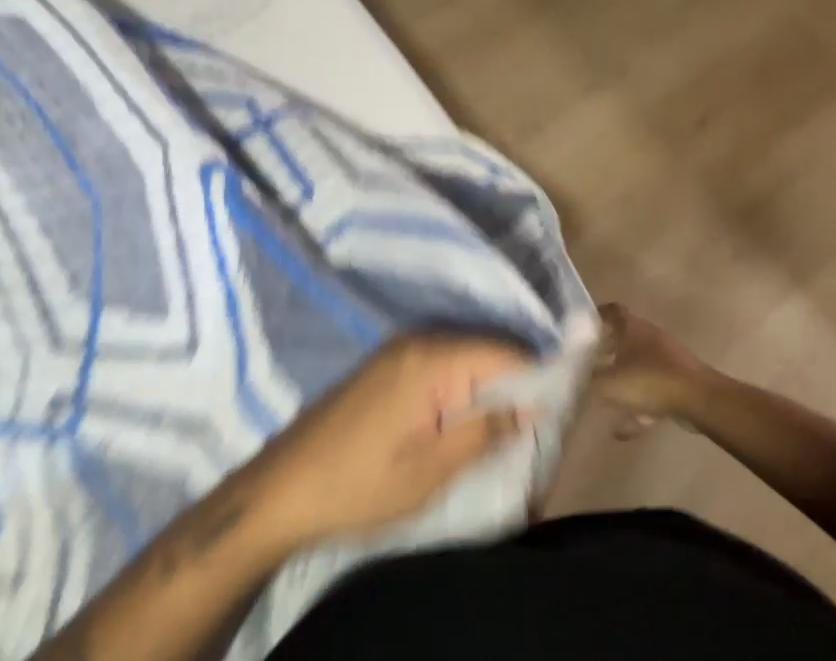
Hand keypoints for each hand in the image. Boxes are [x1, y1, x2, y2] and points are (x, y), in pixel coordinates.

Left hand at [244, 334, 531, 546]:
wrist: (280, 492)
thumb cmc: (359, 486)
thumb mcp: (431, 469)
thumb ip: (486, 432)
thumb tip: (532, 407)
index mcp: (431, 359)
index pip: (507, 352)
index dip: (538, 381)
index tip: (556, 420)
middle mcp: (416, 342)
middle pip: (486, 354)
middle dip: (513, 391)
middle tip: (530, 437)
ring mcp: (395, 354)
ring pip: (462, 364)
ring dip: (484, 396)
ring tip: (499, 441)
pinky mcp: (381, 370)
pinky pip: (437, 371)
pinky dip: (457, 396)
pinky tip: (460, 430)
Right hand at [590, 303, 709, 438]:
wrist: (699, 400)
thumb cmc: (649, 381)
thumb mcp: (610, 384)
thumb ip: (590, 383)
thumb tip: (577, 381)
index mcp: (633, 329)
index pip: (613, 311)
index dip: (597, 315)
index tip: (582, 327)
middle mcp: (650, 338)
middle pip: (625, 339)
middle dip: (606, 351)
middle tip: (588, 363)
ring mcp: (667, 360)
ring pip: (638, 367)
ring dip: (623, 381)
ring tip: (603, 400)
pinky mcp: (678, 382)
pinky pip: (652, 392)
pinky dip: (638, 408)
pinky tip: (623, 431)